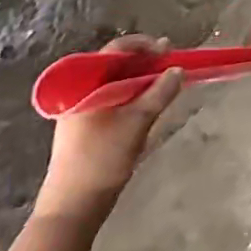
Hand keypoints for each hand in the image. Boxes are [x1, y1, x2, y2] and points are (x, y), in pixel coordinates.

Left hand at [34, 35, 183, 221]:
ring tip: (166, 82)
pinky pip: (113, 98)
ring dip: (141, 78)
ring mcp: (81, 109)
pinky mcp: (87, 125)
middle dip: (145, 61)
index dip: (142, 45)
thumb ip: (160, 92)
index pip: (113, 51)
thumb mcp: (137, 122)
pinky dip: (133, 95)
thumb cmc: (102, 159)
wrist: (73, 206)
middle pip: (114, 65)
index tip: (168, 48)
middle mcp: (79, 92)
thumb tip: (177, 69)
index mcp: (83, 86)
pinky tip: (150, 103)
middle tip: (171, 64)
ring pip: (115, 82)